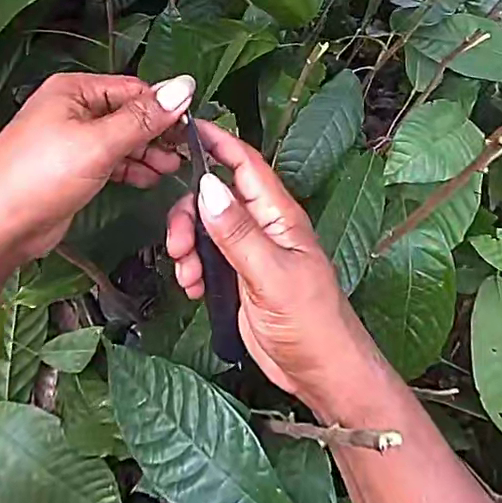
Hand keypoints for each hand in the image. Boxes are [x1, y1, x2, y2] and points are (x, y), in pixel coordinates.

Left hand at [0, 73, 193, 267]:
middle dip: (157, 133)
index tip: (191, 129)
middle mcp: (73, 108)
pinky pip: (111, 159)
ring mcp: (72, 139)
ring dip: (147, 152)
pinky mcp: (72, 167)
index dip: (165, 108)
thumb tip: (185, 86)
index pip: (134, 90)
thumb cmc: (40, 177)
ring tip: (171, 168)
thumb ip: (144, 118)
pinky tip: (149, 178)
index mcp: (75, 90)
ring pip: (122, 138)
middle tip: (184, 152)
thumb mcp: (99, 143)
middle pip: (130, 113)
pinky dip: (131, 167)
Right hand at [165, 121, 383, 410]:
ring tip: (187, 274)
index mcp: (279, 215)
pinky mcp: (240, 277)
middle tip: (179, 243)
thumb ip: (238, 233)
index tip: (186, 129)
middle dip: (190, 213)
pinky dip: (193, 268)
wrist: (322, 373)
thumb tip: (207, 186)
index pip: (246, 164)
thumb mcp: (272, 276)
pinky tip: (194, 288)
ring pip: (207, 227)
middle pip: (216, 196)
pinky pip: (206, 258)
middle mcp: (263, 226)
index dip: (219, 142)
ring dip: (188, 244)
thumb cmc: (311, 321)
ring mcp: (251, 251)